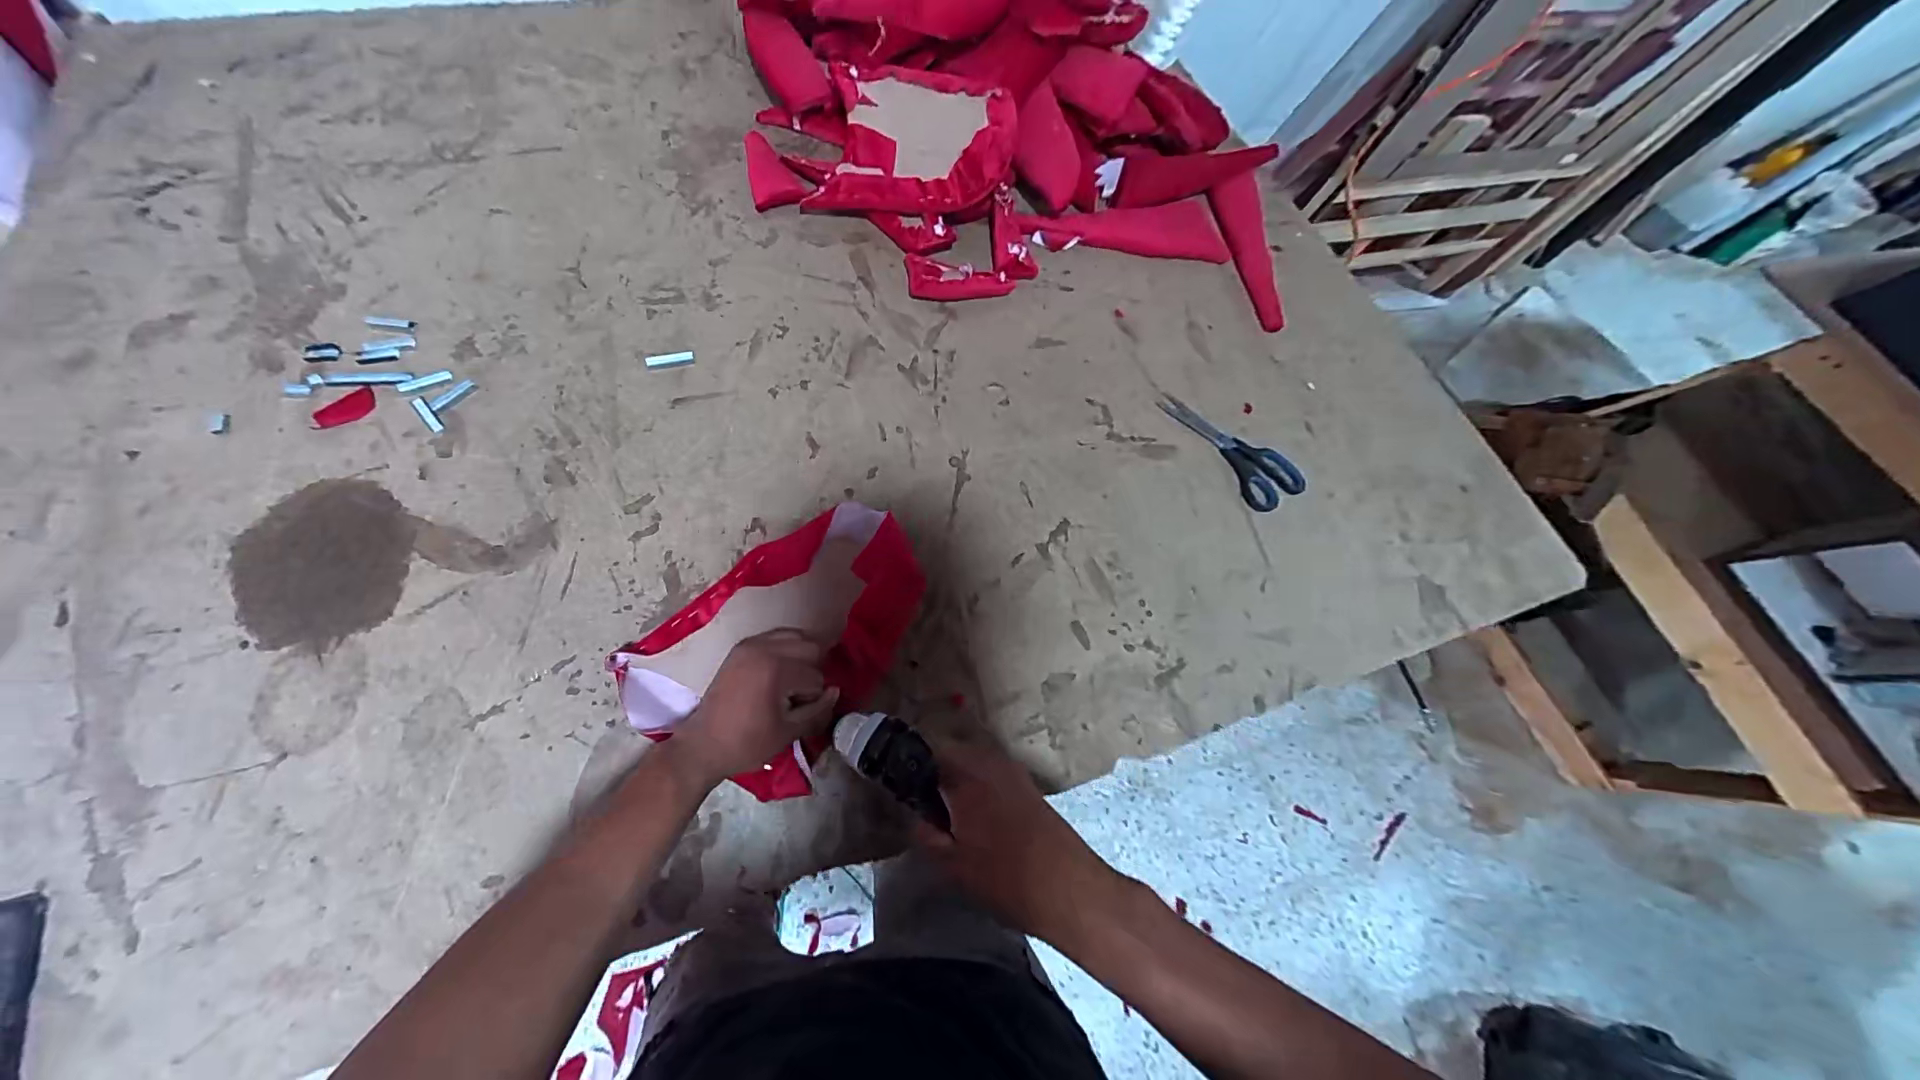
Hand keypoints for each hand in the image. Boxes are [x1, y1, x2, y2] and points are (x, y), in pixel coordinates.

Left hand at [667, 629, 839, 787]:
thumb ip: (817, 709)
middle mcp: (765, 648)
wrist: (703, 745)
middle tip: (799, 695)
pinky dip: (785, 648)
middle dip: (812, 671)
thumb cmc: (747, 743)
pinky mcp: (741, 647)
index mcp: (777, 670)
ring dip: (801, 656)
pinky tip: (780, 671)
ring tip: (792, 681)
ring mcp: (751, 644)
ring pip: (795, 637)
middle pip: (811, 647)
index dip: (812, 698)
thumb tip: (834, 691)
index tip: (799, 712)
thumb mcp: (788, 731)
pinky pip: (775, 636)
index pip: (815, 677)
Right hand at [913, 729, 1125, 941]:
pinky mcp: (1027, 786)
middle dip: (929, 775)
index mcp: (965, 772)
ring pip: (969, 765)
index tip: (892, 788)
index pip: (922, 751)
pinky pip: (989, 776)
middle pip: (947, 755)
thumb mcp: (951, 863)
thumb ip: (925, 832)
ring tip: (944, 818)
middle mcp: (989, 760)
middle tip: (918, 808)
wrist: (1070, 890)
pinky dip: (975, 790)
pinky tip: (973, 822)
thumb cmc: (1005, 878)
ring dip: (953, 783)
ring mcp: (1012, 770)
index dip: (903, 767)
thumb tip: (915, 814)